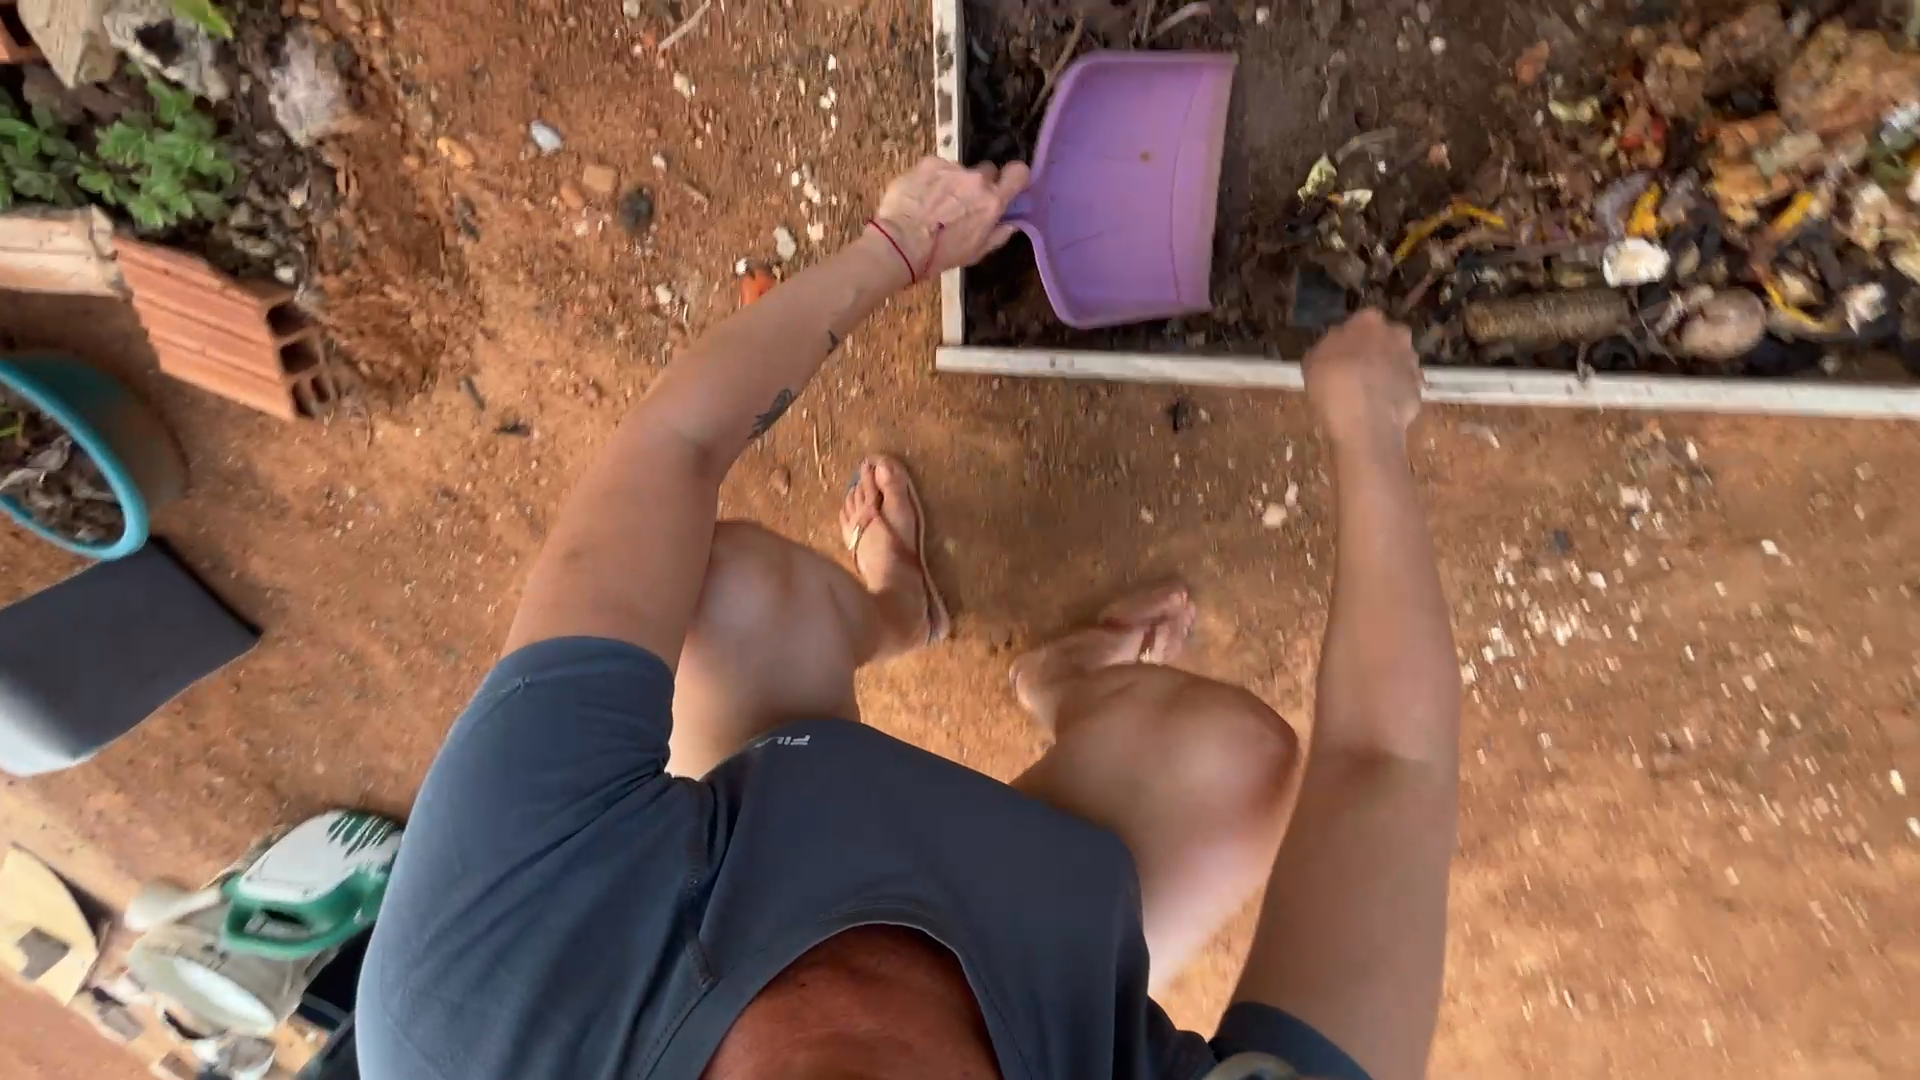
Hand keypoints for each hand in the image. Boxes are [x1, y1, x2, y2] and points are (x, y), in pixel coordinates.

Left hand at [870, 156, 1030, 281]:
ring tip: (934, 204)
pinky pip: (936, 168)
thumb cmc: (941, 255)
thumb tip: (1011, 224)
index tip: (1006, 185)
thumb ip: (997, 235)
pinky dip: (931, 180)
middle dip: (979, 184)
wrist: (902, 243)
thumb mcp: (975, 253)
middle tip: (963, 203)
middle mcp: (976, 180)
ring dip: (952, 183)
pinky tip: (919, 197)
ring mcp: (952, 168)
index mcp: (992, 202)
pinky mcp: (928, 163)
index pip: (1018, 173)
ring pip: (959, 170)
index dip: (1014, 177)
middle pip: (987, 171)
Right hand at [1303, 310, 1422, 452]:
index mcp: (1367, 321)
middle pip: (1383, 339)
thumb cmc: (1332, 386)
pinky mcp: (1419, 386)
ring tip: (1364, 394)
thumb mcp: (1311, 363)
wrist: (1366, 421)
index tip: (1338, 354)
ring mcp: (1411, 360)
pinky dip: (1391, 393)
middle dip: (1372, 351)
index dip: (1348, 339)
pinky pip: (1402, 386)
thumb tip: (1334, 348)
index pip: (1358, 321)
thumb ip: (1326, 348)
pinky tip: (1375, 408)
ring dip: (1383, 372)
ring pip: (1395, 362)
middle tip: (1353, 371)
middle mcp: (1396, 333)